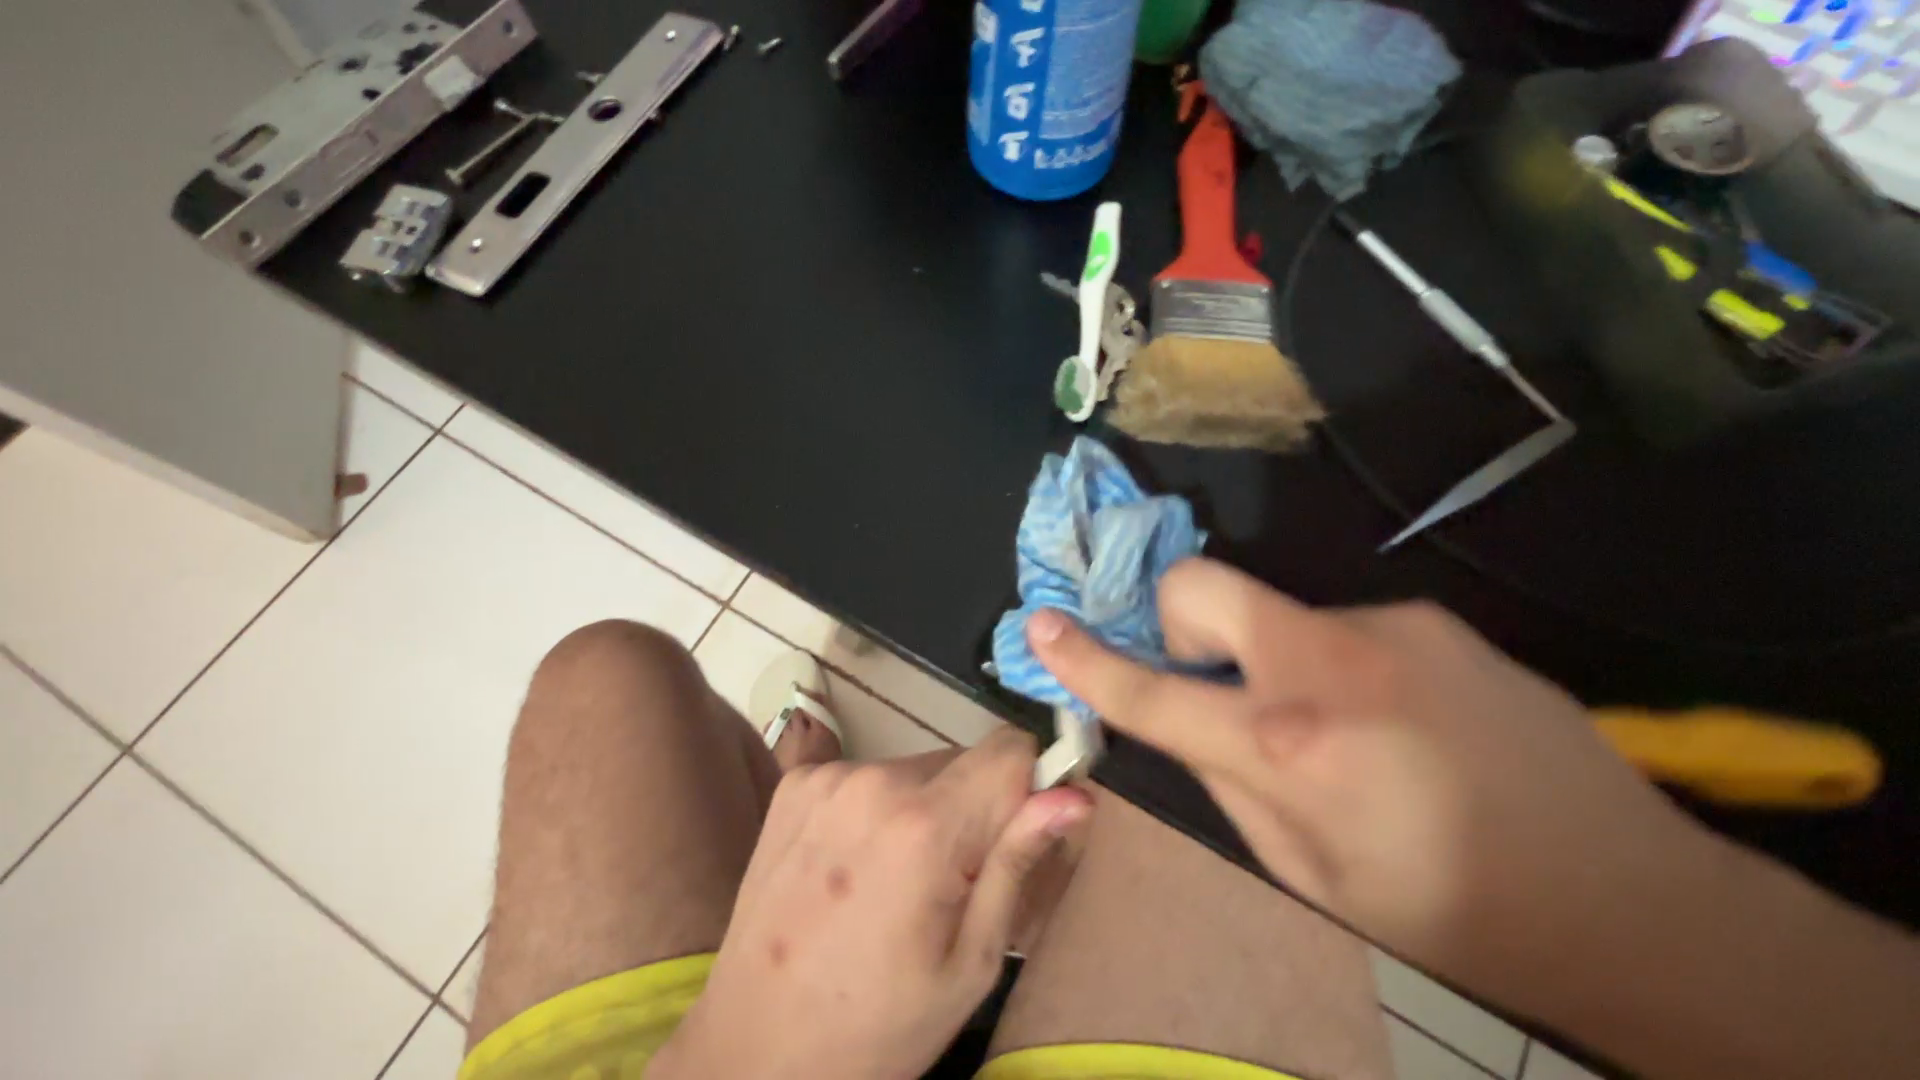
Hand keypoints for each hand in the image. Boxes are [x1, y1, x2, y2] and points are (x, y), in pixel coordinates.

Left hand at [652, 728, 1091, 1079]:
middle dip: (978, 809)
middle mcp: (872, 782)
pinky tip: (858, 869)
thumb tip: (1074, 796)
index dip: (1032, 785)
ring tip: (900, 885)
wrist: (754, 1047)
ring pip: (919, 770)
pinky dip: (880, 810)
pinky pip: (871, 776)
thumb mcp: (970, 963)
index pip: (1011, 750)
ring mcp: (826, 778)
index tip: (1026, 834)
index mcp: (922, 828)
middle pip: (965, 762)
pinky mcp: (795, 783)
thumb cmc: (877, 1025)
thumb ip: (1018, 866)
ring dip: (928, 810)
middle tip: (955, 884)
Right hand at [1025, 558, 1718, 1004]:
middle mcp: (1327, 663)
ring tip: (1345, 730)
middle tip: (1213, 675)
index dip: (1085, 660)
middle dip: (1177, 617)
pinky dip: (1339, 665)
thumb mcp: (1303, 871)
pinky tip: (1400, 722)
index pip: (1152, 691)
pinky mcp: (1435, 619)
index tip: (1042, 625)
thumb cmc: (1441, 910)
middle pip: (1203, 585)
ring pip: (1280, 614)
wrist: (1625, 896)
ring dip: (1276, 658)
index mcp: (1286, 744)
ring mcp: (1388, 628)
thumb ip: (1228, 781)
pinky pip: (1346, 630)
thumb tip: (1186, 722)